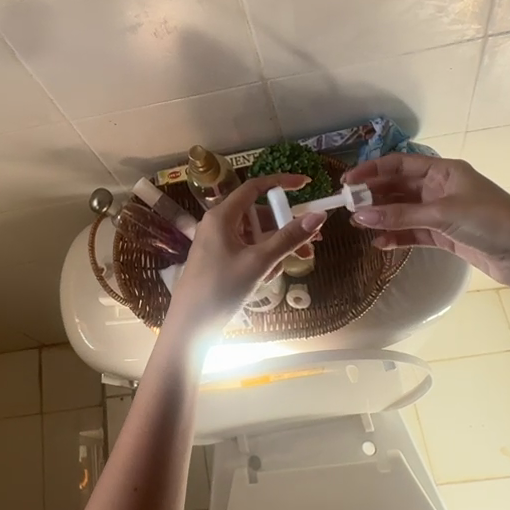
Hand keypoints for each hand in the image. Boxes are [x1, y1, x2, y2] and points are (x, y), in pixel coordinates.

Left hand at [163, 174, 325, 339]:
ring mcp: (218, 242)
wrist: (191, 326)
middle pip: (258, 215)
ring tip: (283, 270)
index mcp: (221, 216)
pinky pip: (247, 250)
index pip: (254, 187)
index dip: (281, 183)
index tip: (306, 185)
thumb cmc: (221, 289)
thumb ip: (288, 238)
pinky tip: (267, 279)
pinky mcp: (219, 260)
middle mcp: (218, 224)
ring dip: (274, 249)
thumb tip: (318, 216)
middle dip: (284, 229)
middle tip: (309, 245)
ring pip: (255, 236)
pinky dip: (261, 260)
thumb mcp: (259, 263)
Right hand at [342, 154, 509, 297]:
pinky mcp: (444, 235)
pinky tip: (379, 242)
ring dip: (382, 217)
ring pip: (403, 211)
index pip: (399, 164)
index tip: (347, 182)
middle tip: (347, 206)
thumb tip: (360, 214)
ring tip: (359, 225)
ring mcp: (441, 212)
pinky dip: (396, 236)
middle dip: (373, 196)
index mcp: (443, 170)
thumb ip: (401, 215)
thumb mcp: (443, 214)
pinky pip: (413, 232)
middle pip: (398, 187)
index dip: (372, 170)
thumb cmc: (489, 220)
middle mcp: (440, 187)